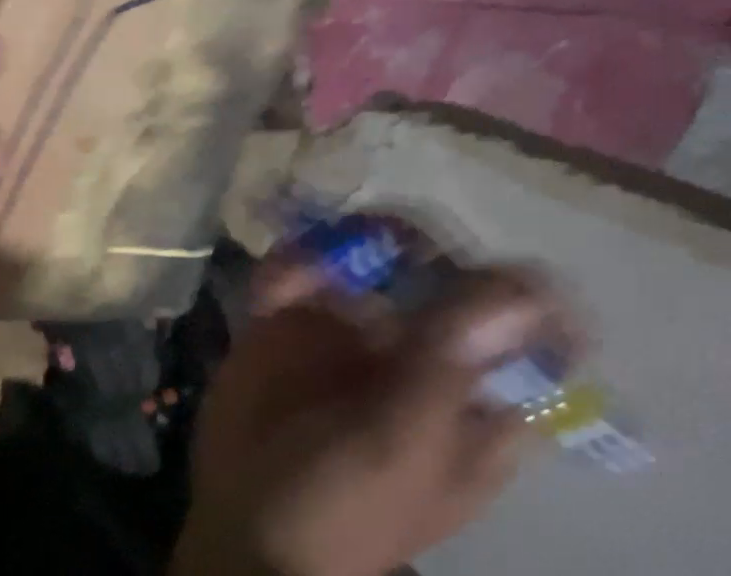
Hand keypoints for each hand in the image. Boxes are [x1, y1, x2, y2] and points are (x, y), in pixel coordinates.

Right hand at [172, 257, 577, 575]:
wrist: (245, 526)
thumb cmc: (344, 509)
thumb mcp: (401, 448)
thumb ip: (445, 370)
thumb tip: (514, 288)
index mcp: (478, 391)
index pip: (525, 319)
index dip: (505, 285)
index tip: (460, 274)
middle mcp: (420, 350)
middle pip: (438, 269)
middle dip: (408, 246)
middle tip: (367, 246)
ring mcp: (350, 333)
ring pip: (364, 257)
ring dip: (340, 244)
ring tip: (305, 266)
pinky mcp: (287, 323)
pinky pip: (293, 271)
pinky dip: (285, 263)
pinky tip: (270, 287)